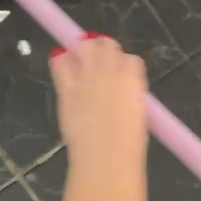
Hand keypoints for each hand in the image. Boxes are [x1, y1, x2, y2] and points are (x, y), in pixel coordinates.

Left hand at [50, 33, 148, 166]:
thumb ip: (131, 97)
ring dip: (85, 51)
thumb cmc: (129, 143)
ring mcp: (87, 77)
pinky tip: (65, 68)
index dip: (126, 67)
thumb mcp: (140, 115)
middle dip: (106, 50)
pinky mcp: (67, 87)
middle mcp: (110, 71)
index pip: (131, 59)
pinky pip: (61, 63)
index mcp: (133, 79)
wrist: (104, 155)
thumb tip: (125, 95)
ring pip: (85, 46)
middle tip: (103, 64)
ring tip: (83, 62)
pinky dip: (63, 62)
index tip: (123, 77)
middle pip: (107, 45)